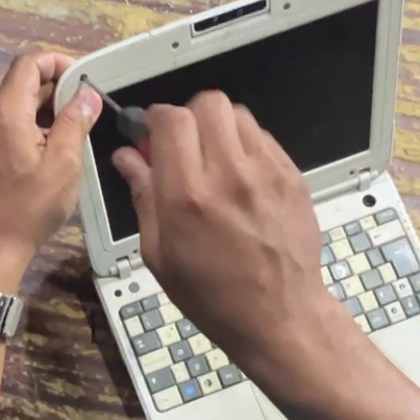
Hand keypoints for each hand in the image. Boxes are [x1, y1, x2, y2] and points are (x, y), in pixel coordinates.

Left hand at [0, 52, 101, 292]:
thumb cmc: (30, 208)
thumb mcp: (64, 164)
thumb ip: (75, 122)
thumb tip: (87, 95)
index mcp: (5, 111)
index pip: (29, 63)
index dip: (58, 62)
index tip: (82, 79)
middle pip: (22, 83)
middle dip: (55, 88)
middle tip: (85, 108)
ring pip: (15, 104)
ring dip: (44, 109)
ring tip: (72, 131)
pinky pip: (7, 124)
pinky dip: (30, 125)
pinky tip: (50, 149)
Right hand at [111, 91, 343, 376]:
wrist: (279, 316)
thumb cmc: (212, 296)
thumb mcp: (159, 256)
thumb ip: (143, 198)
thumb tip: (127, 158)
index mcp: (187, 197)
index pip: (170, 119)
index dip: (154, 119)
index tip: (150, 135)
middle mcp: (229, 174)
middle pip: (206, 103)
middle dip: (187, 117)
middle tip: (181, 146)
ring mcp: (267, 172)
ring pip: (238, 114)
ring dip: (218, 128)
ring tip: (212, 160)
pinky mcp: (293, 177)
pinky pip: (264, 137)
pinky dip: (245, 146)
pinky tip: (240, 177)